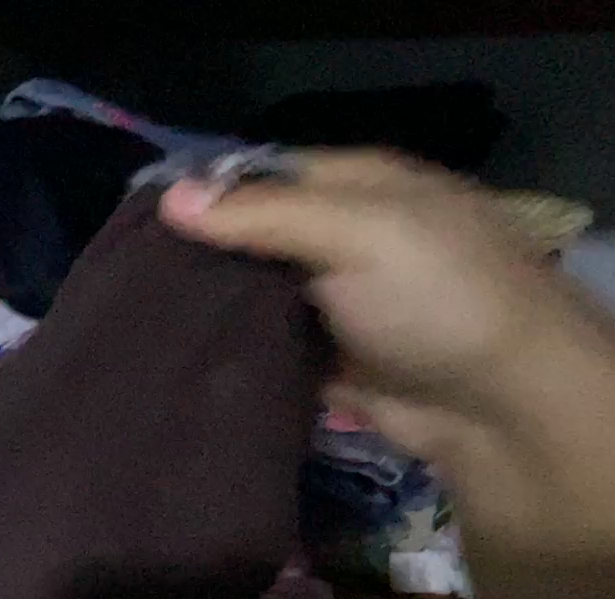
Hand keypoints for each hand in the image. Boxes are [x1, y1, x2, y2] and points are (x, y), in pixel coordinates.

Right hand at [160, 149, 614, 549]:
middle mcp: (332, 237)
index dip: (198, 197)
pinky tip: (166, 355)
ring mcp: (317, 299)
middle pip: (240, 237)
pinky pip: (246, 342)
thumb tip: (168, 197)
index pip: (256, 176)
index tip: (134, 230)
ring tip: (129, 321)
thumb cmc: (439, 301)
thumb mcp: (359, 236)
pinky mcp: (304, 353)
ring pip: (236, 293)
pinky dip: (213, 348)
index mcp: (353, 189)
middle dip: (188, 258)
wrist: (494, 406)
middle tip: (120, 283)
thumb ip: (264, 216)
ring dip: (194, 308)